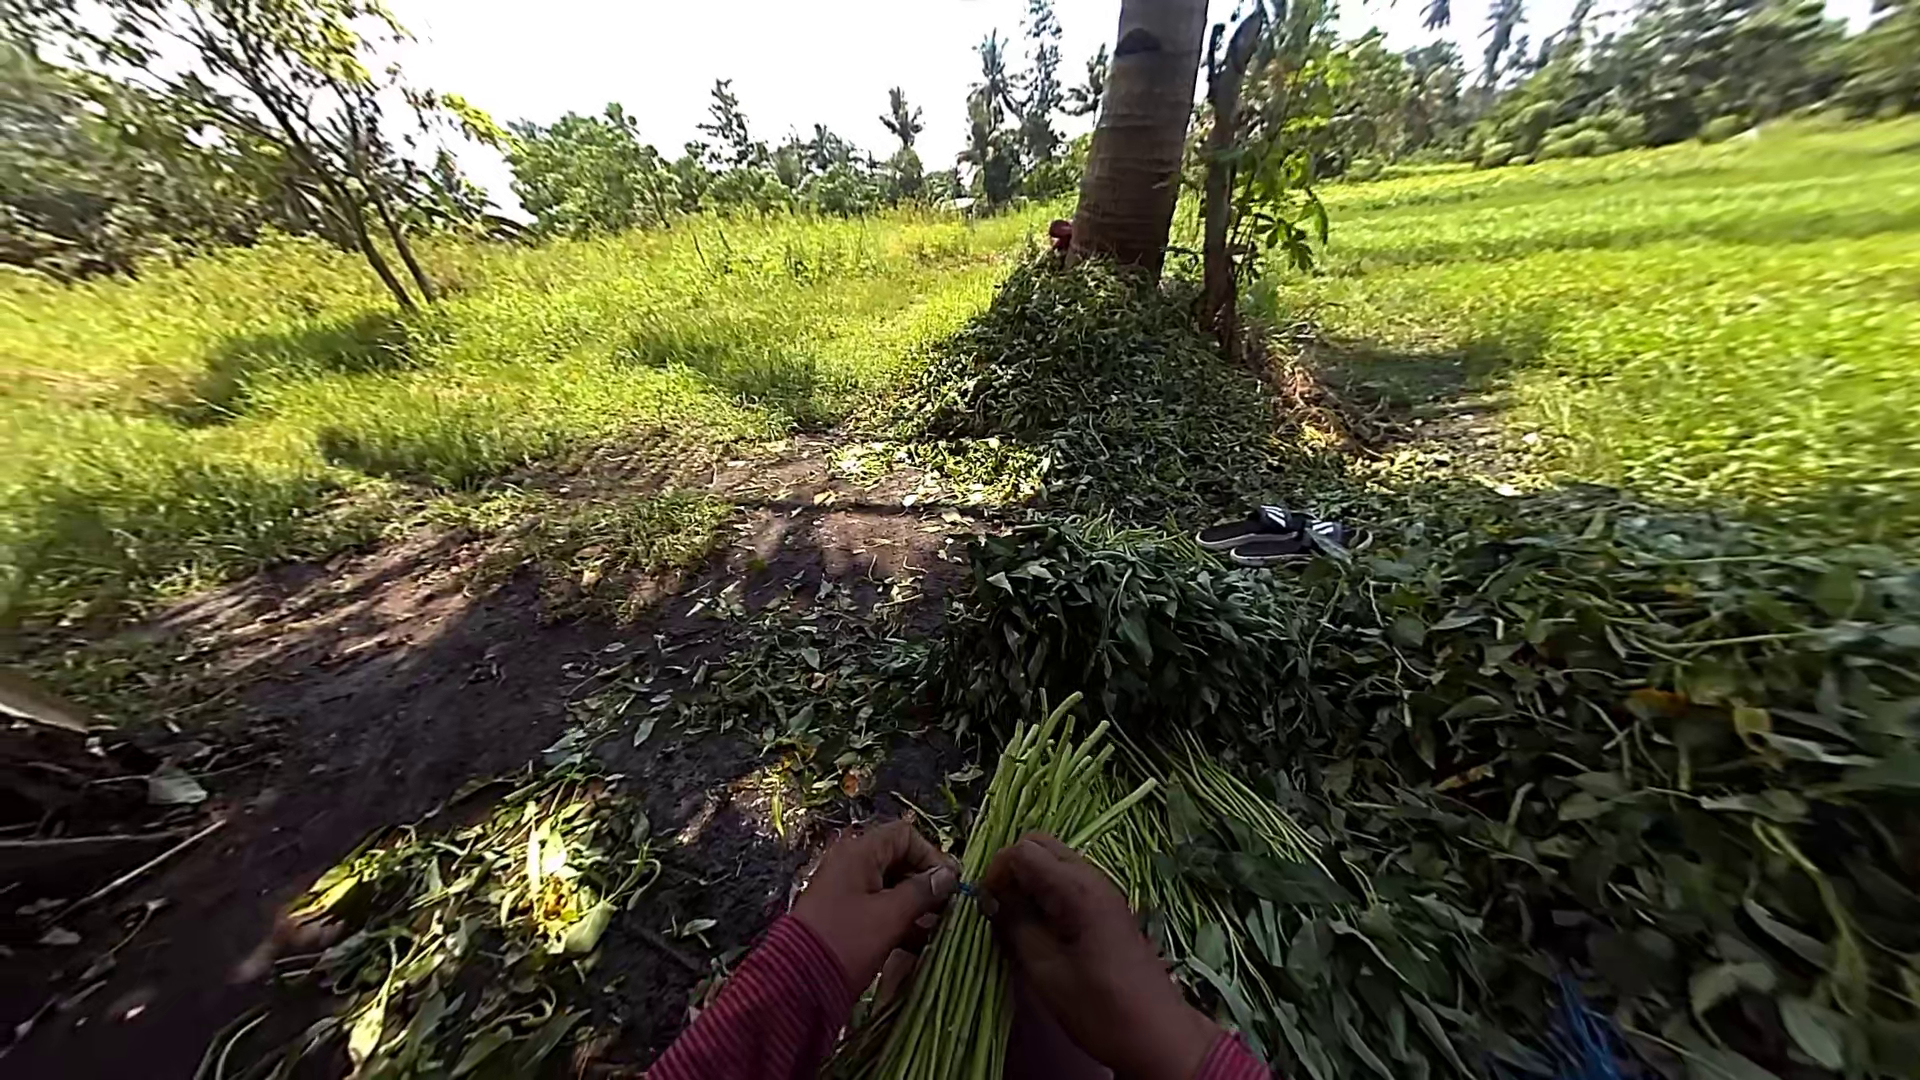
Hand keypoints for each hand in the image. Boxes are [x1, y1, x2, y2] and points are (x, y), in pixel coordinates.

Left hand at [792, 819, 959, 995]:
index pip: (905, 835)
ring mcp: (846, 889)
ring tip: (938, 928)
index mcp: (860, 851)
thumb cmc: (846, 941)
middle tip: (948, 907)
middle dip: (925, 882)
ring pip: (890, 886)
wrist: (794, 987)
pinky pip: (878, 906)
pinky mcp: (844, 915)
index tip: (950, 882)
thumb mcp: (890, 915)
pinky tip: (918, 942)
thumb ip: (922, 892)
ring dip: (915, 904)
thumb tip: (948, 875)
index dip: (931, 855)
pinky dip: (898, 919)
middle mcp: (852, 862)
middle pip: (899, 860)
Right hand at [983, 832, 1222, 1079]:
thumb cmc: (1101, 1007)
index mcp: (1076, 887)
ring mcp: (1100, 885)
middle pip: (1039, 842)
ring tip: (1015, 914)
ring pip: (1052, 856)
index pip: (1023, 850)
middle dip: (1011, 865)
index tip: (986, 903)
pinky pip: (1066, 874)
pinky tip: (1039, 919)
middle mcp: (1090, 875)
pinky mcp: (1104, 900)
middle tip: (998, 903)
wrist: (1159, 1035)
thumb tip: (992, 900)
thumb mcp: (1047, 972)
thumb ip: (1016, 927)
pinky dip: (1044, 885)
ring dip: (1028, 875)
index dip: (997, 870)